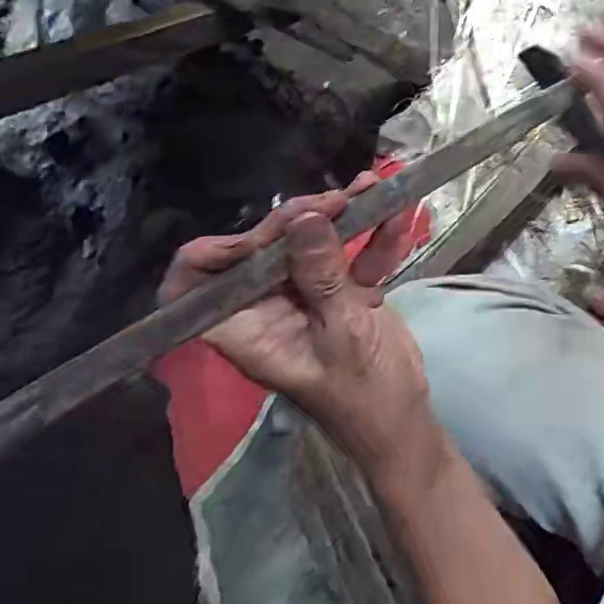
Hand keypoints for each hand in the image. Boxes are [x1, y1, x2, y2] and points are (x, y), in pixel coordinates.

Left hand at [158, 173, 432, 472]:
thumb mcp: (343, 332)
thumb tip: (305, 216)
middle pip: (268, 248)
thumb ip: (323, 275)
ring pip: (317, 245)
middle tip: (342, 199)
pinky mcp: (345, 293)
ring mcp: (309, 297)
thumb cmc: (363, 390)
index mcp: (244, 326)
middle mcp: (267, 307)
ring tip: (376, 187)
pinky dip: (379, 236)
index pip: (200, 278)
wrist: (403, 416)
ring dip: (350, 217)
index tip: (282, 225)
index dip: (228, 245)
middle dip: (305, 219)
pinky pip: (356, 256)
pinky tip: (402, 213)